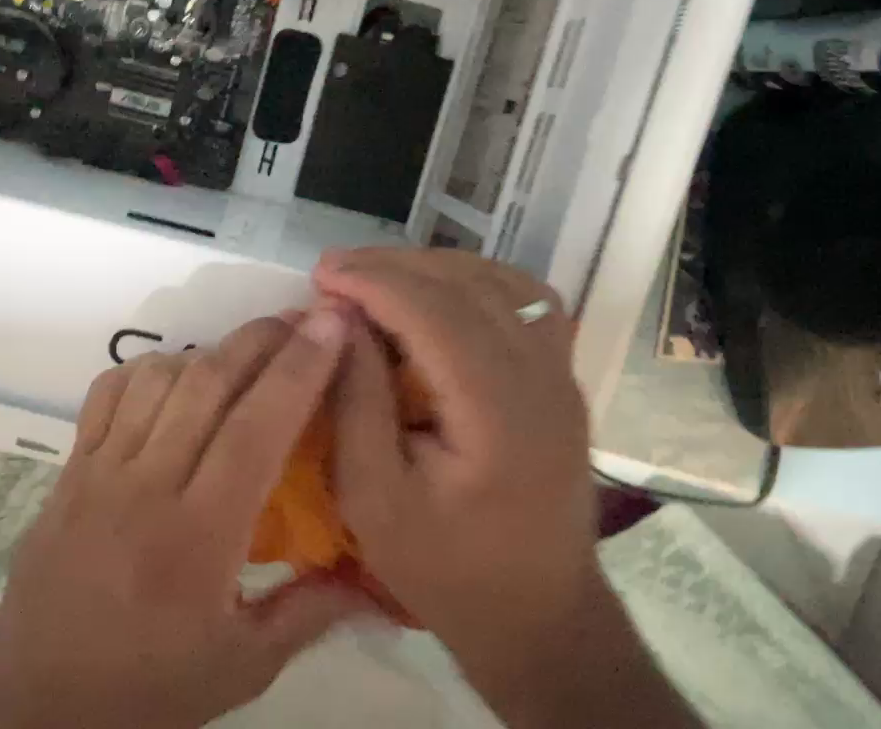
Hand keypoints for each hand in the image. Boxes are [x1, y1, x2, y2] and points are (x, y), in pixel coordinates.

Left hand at [0, 310, 375, 728]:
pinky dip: (146, 370)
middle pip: (208, 384)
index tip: (332, 325)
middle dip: (261, 339)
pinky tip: (173, 376)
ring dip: (209, 351)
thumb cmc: (149, 688)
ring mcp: (99, 471)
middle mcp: (147, 487)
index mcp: (199, 538)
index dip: (299, 370)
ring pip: (157, 378)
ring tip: (247, 350)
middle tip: (302, 318)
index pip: (257, 430)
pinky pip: (106, 395)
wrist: (39, 699)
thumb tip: (377, 577)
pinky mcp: (69, 469)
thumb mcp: (244, 666)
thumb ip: (312, 612)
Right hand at [315, 249, 605, 712]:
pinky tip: (431, 295)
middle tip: (332, 272)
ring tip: (374, 277)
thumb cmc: (442, 568)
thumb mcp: (371, 496)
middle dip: (394, 266)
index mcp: (497, 415)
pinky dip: (471, 281)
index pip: (437, 313)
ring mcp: (561, 375)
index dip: (374, 282)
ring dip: (432, 267)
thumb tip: (340, 318)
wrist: (536, 615)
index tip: (319, 275)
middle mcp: (542, 380)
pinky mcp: (560, 378)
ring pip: (501, 282)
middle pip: (469, 286)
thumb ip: (355, 400)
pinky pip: (523, 301)